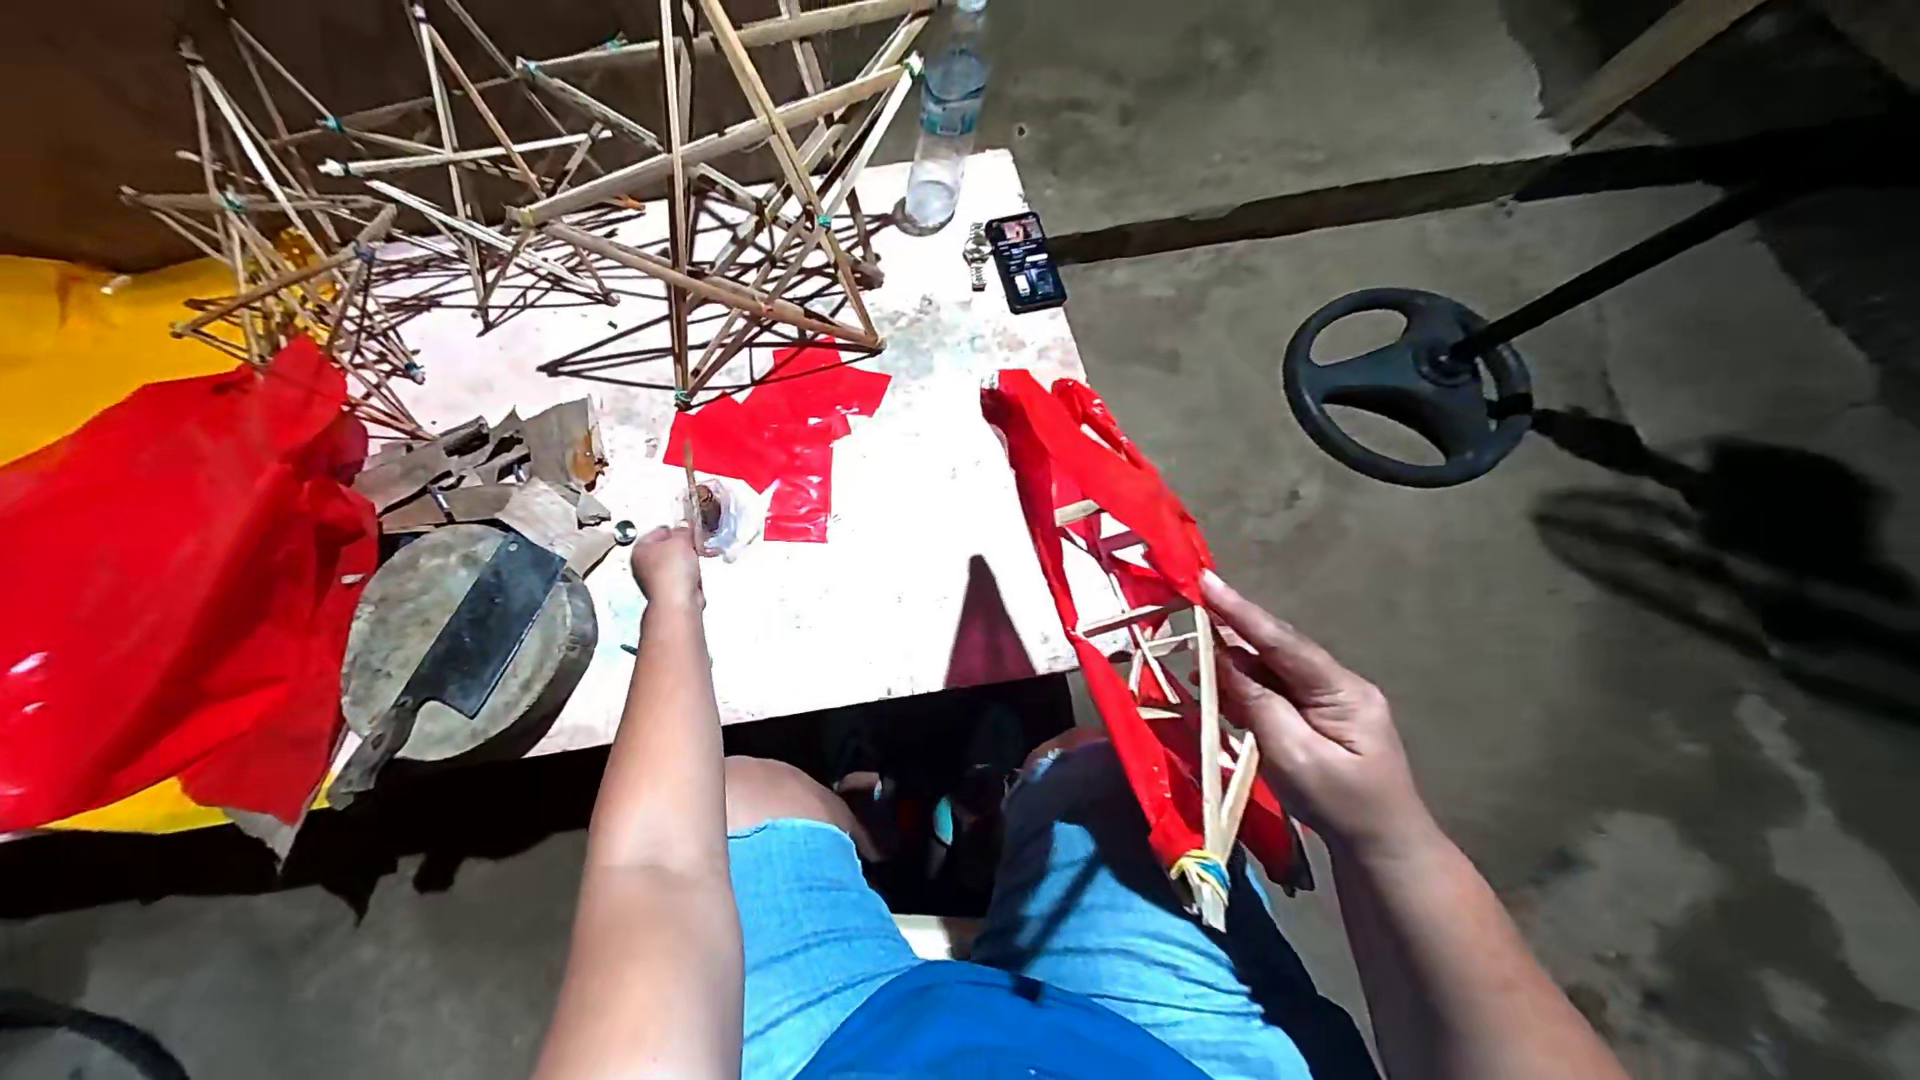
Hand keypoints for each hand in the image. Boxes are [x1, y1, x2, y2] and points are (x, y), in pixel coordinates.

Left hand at [631, 524, 702, 610]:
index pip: (660, 531)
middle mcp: (642, 564)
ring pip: (675, 562)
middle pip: (666, 548)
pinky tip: (696, 575)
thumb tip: (683, 525)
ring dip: (688, 560)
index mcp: (640, 548)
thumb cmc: (673, 568)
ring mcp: (653, 579)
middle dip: (683, 546)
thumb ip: (683, 530)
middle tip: (696, 545)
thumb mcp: (681, 540)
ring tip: (698, 560)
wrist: (677, 601)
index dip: (677, 529)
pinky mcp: (666, 590)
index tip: (691, 532)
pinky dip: (688, 574)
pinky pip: (680, 576)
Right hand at [1201, 571, 1439, 861]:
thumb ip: (1257, 704)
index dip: (1242, 612)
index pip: (1283, 642)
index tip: (1206, 581)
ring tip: (1193, 654)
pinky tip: (1213, 685)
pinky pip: (1269, 688)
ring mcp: (1324, 697)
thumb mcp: (1296, 757)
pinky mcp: (1312, 713)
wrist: (1383, 847)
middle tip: (1192, 605)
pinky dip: (1240, 685)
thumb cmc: (1343, 805)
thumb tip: (1221, 660)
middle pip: (1275, 648)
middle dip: (1233, 626)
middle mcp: (1335, 683)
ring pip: (1268, 667)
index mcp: (1342, 690)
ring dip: (1231, 661)